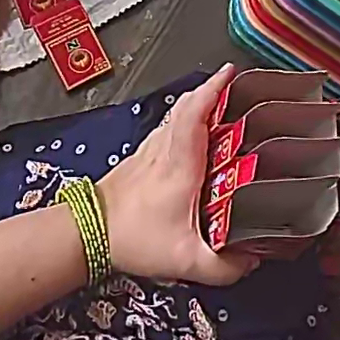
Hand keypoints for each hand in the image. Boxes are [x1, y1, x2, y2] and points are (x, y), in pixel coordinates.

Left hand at [97, 64, 259, 285]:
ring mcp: (149, 150)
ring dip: (198, 103)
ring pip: (175, 115)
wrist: (87, 233)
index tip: (230, 72)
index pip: (195, 113)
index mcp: (179, 165)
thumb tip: (253, 259)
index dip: (213, 89)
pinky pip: (167, 128)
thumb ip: (224, 266)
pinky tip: (196, 135)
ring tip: (223, 106)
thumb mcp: (185, 260)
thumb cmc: (132, 239)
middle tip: (237, 86)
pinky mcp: (141, 158)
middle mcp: (164, 149)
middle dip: (212, 89)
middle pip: (187, 106)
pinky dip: (184, 121)